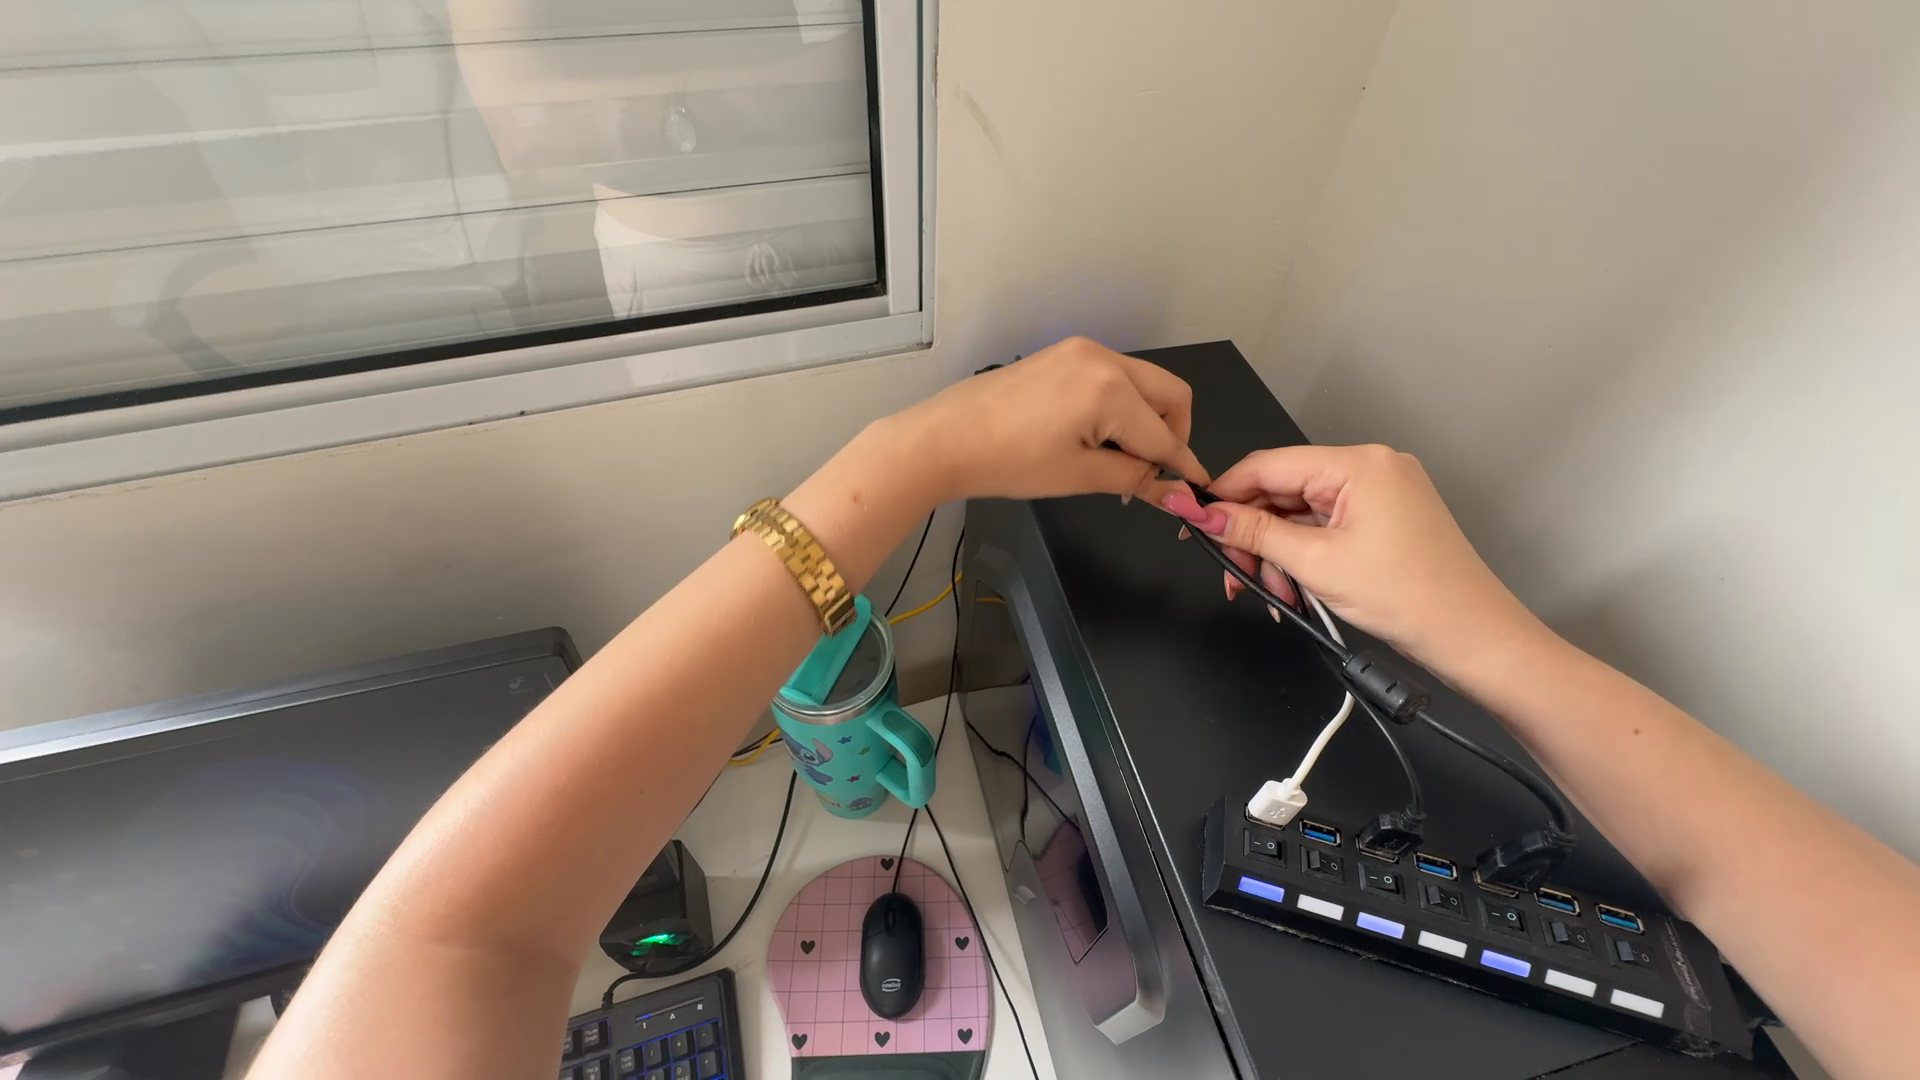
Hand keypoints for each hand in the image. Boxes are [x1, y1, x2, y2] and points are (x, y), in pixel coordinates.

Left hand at [891, 337, 1209, 502]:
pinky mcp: (1062, 354)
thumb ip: (1135, 478)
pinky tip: (1097, 435)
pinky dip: (1120, 405)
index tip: (1193, 489)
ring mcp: (1081, 350)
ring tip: (1119, 459)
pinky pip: (1112, 377)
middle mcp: (1103, 358)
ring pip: (1142, 383)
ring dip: (1146, 419)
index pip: (1165, 434)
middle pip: (1169, 393)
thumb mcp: (1079, 476)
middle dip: (1173, 434)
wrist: (944, 439)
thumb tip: (1175, 491)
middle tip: (1153, 473)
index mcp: (1111, 389)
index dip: (1182, 466)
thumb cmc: (1008, 462)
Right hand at [1179, 444, 1537, 670]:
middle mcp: (1370, 468)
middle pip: (1280, 492)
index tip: (1192, 522)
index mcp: (1359, 464)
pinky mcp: (1380, 518)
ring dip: (1274, 553)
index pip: (1267, 466)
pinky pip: (1320, 528)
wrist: (1473, 638)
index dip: (1222, 495)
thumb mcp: (1314, 563)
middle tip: (1233, 574)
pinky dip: (1299, 556)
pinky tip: (1292, 587)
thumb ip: (1252, 532)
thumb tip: (1203, 514)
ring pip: (1297, 514)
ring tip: (1272, 594)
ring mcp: (1377, 493)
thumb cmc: (1411, 598)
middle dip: (1251, 536)